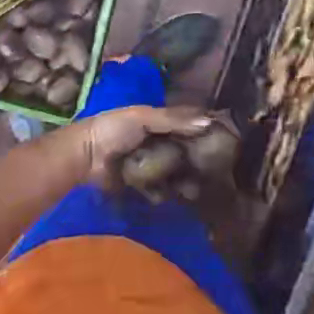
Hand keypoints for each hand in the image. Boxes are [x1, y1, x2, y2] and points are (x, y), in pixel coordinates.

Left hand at [68, 105, 214, 189]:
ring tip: (200, 188)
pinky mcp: (143, 185)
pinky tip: (183, 196)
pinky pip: (162, 189)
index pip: (187, 126)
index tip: (229, 140)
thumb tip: (209, 122)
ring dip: (187, 180)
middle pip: (186, 152)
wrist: (84, 156)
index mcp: (157, 123)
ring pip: (177, 173)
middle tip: (219, 170)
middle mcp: (157, 143)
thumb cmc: (111, 130)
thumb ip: (172, 119)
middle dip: (200, 161)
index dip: (205, 132)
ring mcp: (151, 165)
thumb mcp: (140, 117)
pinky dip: (170, 192)